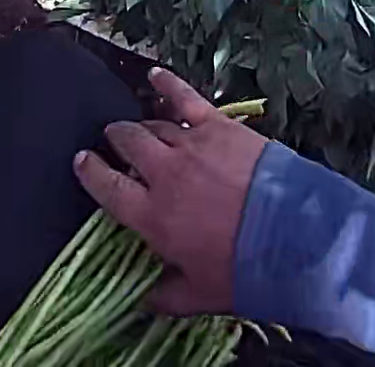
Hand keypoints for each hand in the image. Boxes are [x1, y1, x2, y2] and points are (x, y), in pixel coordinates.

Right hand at [73, 68, 268, 316]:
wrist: (293, 233)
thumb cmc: (245, 269)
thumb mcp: (200, 294)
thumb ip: (165, 295)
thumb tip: (141, 299)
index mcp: (154, 216)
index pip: (109, 189)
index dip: (91, 172)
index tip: (81, 161)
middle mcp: (164, 174)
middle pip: (128, 145)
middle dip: (115, 140)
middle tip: (111, 139)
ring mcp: (189, 145)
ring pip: (152, 125)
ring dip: (139, 124)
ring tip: (133, 124)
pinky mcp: (215, 125)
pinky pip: (184, 97)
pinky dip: (167, 84)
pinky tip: (154, 75)